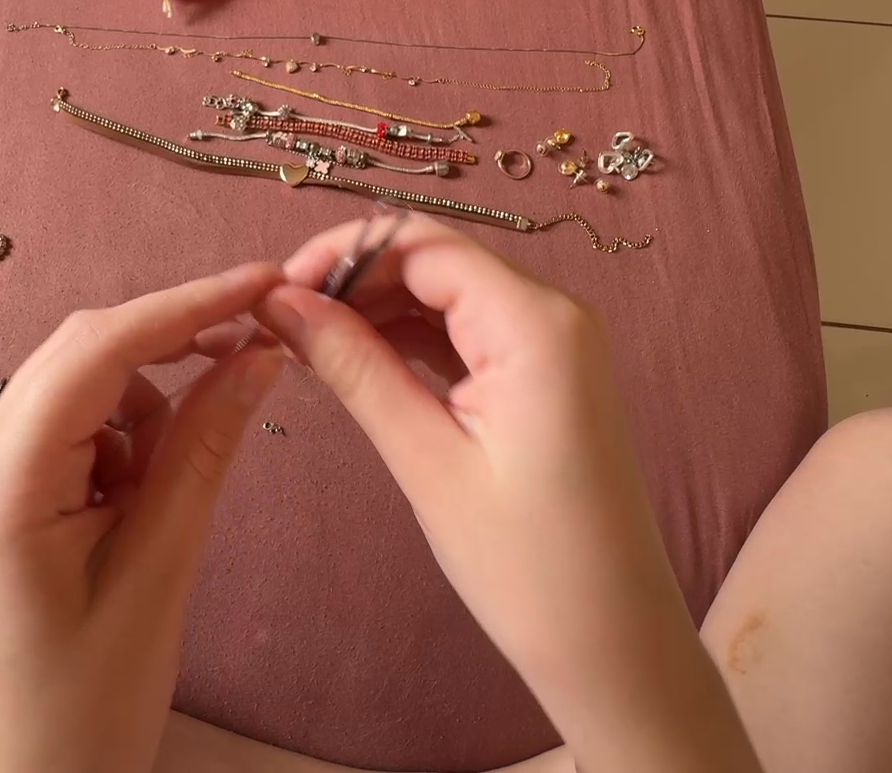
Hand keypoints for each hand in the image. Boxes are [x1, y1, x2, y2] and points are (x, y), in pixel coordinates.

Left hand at [0, 263, 285, 772]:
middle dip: (174, 337)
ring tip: (181, 471)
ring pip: (90, 380)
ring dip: (153, 397)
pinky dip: (135, 430)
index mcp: (3, 480)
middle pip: (86, 351)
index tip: (262, 281)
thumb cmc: (92, 700)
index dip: (185, 305)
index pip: (97, 352)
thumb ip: (205, 446)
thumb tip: (260, 353)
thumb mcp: (162, 565)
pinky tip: (151, 488)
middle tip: (255, 340)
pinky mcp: (15, 486)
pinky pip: (86, 421)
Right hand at [256, 218, 758, 772]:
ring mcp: (553, 341)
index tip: (278, 289)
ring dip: (377, 309)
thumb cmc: (523, 563)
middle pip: (435, 262)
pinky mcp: (543, 372)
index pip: (423, 245)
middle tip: (285, 321)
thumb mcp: (425, 458)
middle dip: (355, 280)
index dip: (342, 252)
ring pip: (446, 294)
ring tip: (309, 343)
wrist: (613, 645)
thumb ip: (352, 365)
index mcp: (534, 322)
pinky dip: (409, 338)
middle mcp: (552, 312)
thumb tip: (280, 301)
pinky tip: (360, 359)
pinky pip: (465, 331)